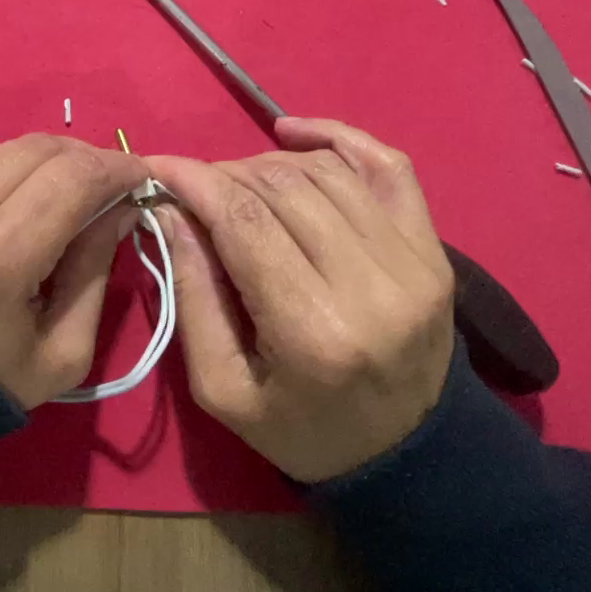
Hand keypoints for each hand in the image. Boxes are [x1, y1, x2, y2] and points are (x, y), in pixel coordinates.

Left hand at [0, 133, 147, 408]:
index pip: (74, 177)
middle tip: (113, 185)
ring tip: (72, 194)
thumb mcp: (60, 353)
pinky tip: (24, 201)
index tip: (143, 178)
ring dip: (50, 162)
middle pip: (42, 148)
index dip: (118, 168)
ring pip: (8, 147)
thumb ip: (96, 270)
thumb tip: (119, 207)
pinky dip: (12, 172)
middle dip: (88, 159)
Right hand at [147, 118, 455, 482]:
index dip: (192, 180)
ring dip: (266, 163)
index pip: (242, 219)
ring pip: (323, 171)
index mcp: (313, 332)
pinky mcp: (434, 251)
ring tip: (237, 185)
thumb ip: (191, 294)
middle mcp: (372, 287)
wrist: (405, 457)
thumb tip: (168, 208)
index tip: (155, 167)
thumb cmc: (298, 428)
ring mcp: (414, 263)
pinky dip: (337, 137)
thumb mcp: (221, 385)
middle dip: (221, 174)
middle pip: (280, 186)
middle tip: (192, 191)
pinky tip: (293, 134)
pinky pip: (387, 166)